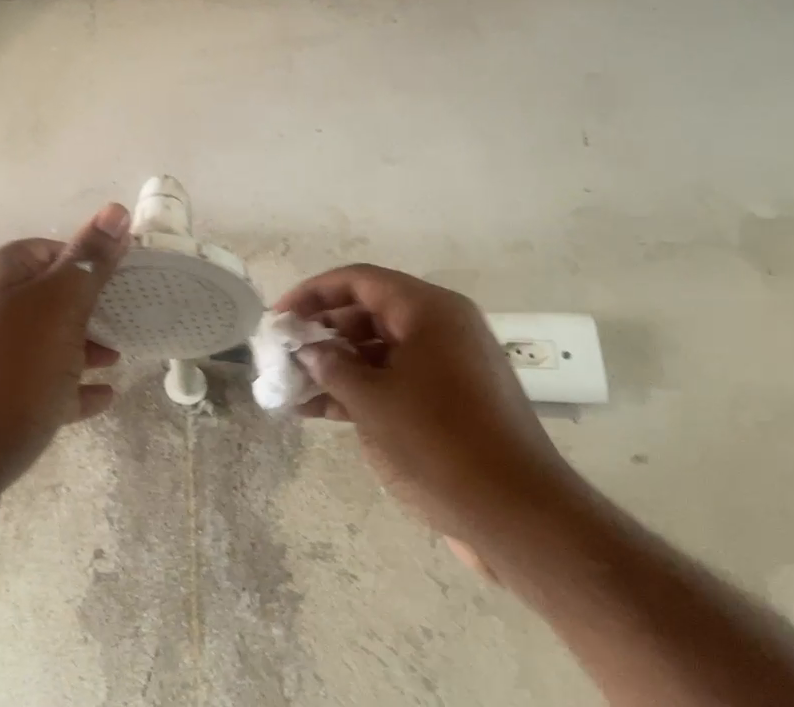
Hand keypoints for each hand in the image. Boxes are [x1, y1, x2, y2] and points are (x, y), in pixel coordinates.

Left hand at [0, 204, 129, 501]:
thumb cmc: (8, 372)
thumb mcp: (57, 306)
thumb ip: (88, 262)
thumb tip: (115, 210)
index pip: (50, 250)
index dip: (90, 260)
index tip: (131, 280)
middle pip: (47, 298)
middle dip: (91, 308)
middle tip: (134, 322)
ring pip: (45, 344)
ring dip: (83, 349)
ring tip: (121, 361)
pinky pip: (40, 387)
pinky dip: (71, 389)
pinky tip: (103, 400)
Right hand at [276, 264, 585, 544]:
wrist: (516, 514)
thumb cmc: (439, 444)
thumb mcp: (372, 401)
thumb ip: (331, 367)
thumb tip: (308, 351)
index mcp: (429, 311)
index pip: (358, 281)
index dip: (312, 294)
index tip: (277, 319)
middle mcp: (442, 329)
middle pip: (368, 313)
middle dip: (321, 333)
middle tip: (282, 356)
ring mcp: (448, 366)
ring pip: (378, 351)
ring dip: (335, 367)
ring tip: (290, 389)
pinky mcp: (450, 401)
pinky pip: (394, 380)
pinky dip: (359, 390)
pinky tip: (317, 412)